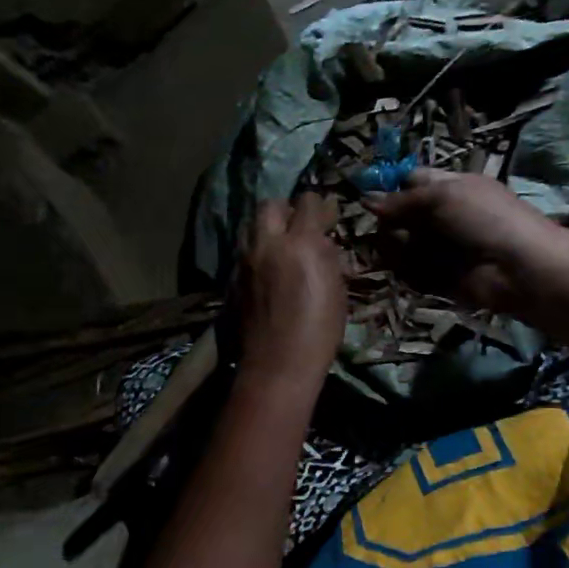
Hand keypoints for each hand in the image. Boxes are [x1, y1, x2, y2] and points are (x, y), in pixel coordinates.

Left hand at [239, 194, 345, 379]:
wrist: (278, 364)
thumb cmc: (320, 330)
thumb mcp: (337, 289)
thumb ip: (327, 258)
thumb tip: (321, 242)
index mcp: (301, 244)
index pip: (308, 202)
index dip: (320, 205)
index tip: (328, 215)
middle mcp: (268, 244)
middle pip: (271, 205)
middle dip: (287, 209)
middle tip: (301, 226)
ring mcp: (244, 260)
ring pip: (252, 226)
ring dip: (268, 229)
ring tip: (283, 246)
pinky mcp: (232, 279)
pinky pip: (244, 252)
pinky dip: (258, 252)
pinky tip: (269, 271)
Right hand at [363, 169, 563, 309]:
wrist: (519, 267)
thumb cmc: (486, 218)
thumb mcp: (445, 195)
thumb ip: (404, 199)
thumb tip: (367, 200)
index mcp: (450, 187)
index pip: (412, 181)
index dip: (393, 187)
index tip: (372, 197)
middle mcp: (443, 216)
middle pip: (400, 215)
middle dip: (391, 222)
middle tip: (394, 228)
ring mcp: (441, 249)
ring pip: (400, 245)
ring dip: (398, 248)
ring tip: (409, 251)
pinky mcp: (439, 279)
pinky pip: (410, 273)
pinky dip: (410, 272)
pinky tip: (420, 270)